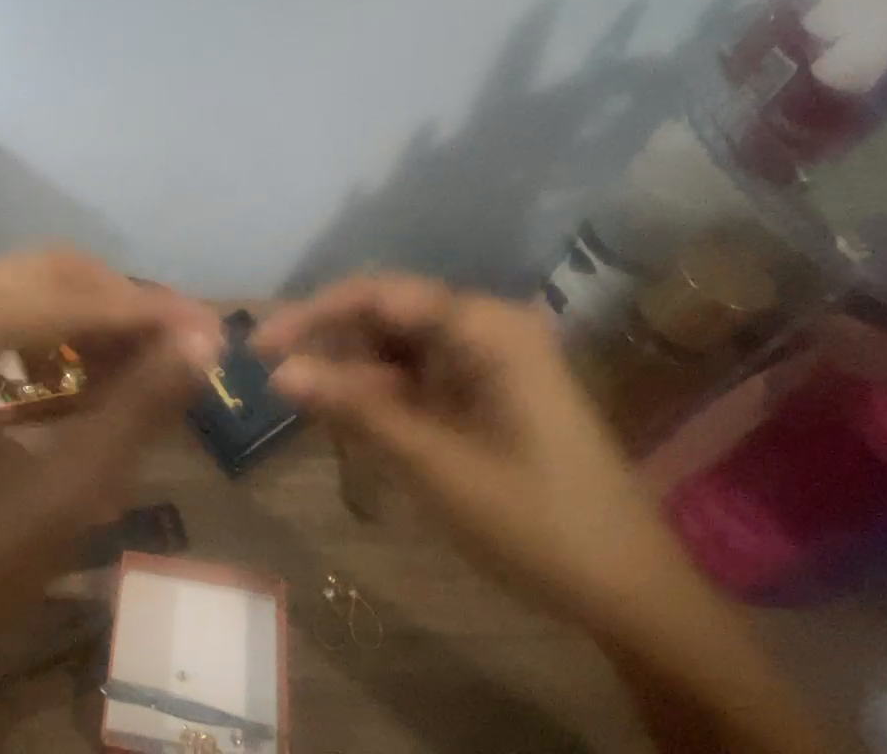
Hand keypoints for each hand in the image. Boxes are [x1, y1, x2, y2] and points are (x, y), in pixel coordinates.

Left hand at [0, 251, 222, 701]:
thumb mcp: (61, 500)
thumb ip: (135, 412)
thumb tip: (204, 346)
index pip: (61, 300)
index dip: (146, 314)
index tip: (218, 333)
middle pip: (47, 275)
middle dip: (124, 308)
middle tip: (191, 349)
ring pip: (31, 286)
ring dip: (97, 317)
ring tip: (150, 365)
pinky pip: (8, 313)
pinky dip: (61, 333)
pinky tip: (92, 372)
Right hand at [254, 276, 703, 633]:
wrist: (627, 591)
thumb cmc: (538, 523)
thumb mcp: (435, 464)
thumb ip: (357, 408)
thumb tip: (278, 371)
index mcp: (490, 328)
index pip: (382, 295)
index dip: (313, 314)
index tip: (259, 346)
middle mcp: (487, 329)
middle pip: (386, 315)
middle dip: (328, 344)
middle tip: (272, 382)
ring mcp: (487, 361)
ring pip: (394, 347)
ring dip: (349, 374)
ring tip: (306, 409)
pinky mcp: (482, 393)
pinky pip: (414, 378)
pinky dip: (378, 398)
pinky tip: (349, 423)